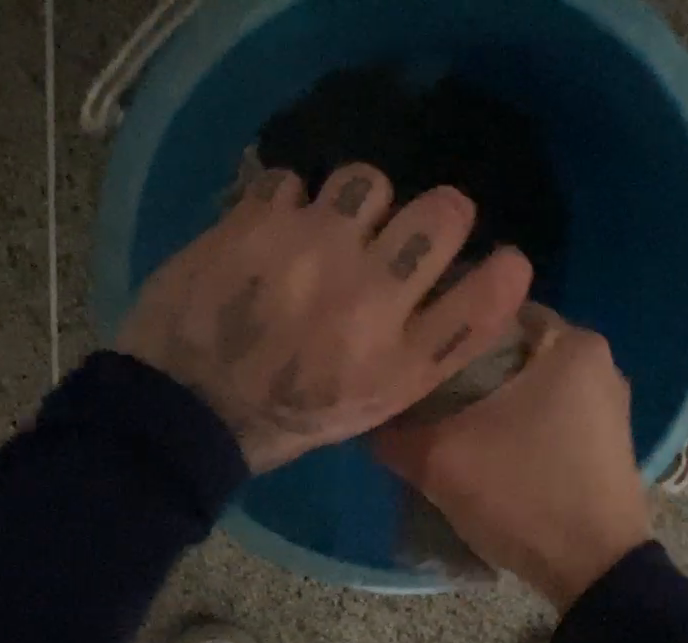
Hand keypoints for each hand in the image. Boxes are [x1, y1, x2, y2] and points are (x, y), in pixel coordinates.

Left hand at [115, 164, 534, 472]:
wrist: (185, 407)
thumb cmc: (284, 417)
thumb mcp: (366, 408)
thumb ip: (420, 352)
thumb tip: (457, 285)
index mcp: (398, 363)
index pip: (487, 296)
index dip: (503, 269)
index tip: (496, 262)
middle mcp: (369, 300)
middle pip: (444, 213)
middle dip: (434, 215)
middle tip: (398, 236)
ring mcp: (311, 252)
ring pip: (367, 181)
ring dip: (355, 203)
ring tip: (326, 233)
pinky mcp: (255, 221)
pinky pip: (292, 179)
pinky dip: (285, 205)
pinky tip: (269, 238)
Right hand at [376, 306, 651, 610]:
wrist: (593, 570)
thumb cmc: (523, 496)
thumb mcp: (440, 461)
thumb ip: (394, 431)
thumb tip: (366, 416)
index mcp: (568, 342)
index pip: (490, 307)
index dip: (444, 328)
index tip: (410, 352)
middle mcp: (598, 360)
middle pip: (511, 348)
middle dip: (465, 369)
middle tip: (420, 391)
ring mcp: (609, 403)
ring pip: (531, 384)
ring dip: (492, 399)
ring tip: (447, 421)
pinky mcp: (609, 440)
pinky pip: (552, 413)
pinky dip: (519, 422)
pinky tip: (489, 446)